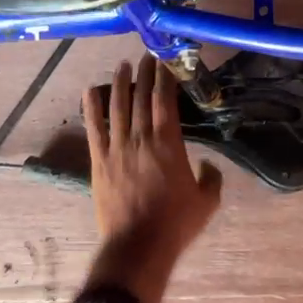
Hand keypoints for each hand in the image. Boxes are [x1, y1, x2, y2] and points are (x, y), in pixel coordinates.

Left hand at [79, 55, 222, 302]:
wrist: (137, 248)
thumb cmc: (175, 225)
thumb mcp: (206, 203)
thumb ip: (211, 179)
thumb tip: (209, 166)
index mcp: (168, 143)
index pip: (165, 100)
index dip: (165, 77)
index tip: (167, 60)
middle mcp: (141, 137)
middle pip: (141, 97)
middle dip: (145, 73)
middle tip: (148, 54)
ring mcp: (117, 148)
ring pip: (118, 106)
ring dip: (121, 82)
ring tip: (124, 64)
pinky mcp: (99, 161)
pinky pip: (94, 128)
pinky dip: (92, 107)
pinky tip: (91, 90)